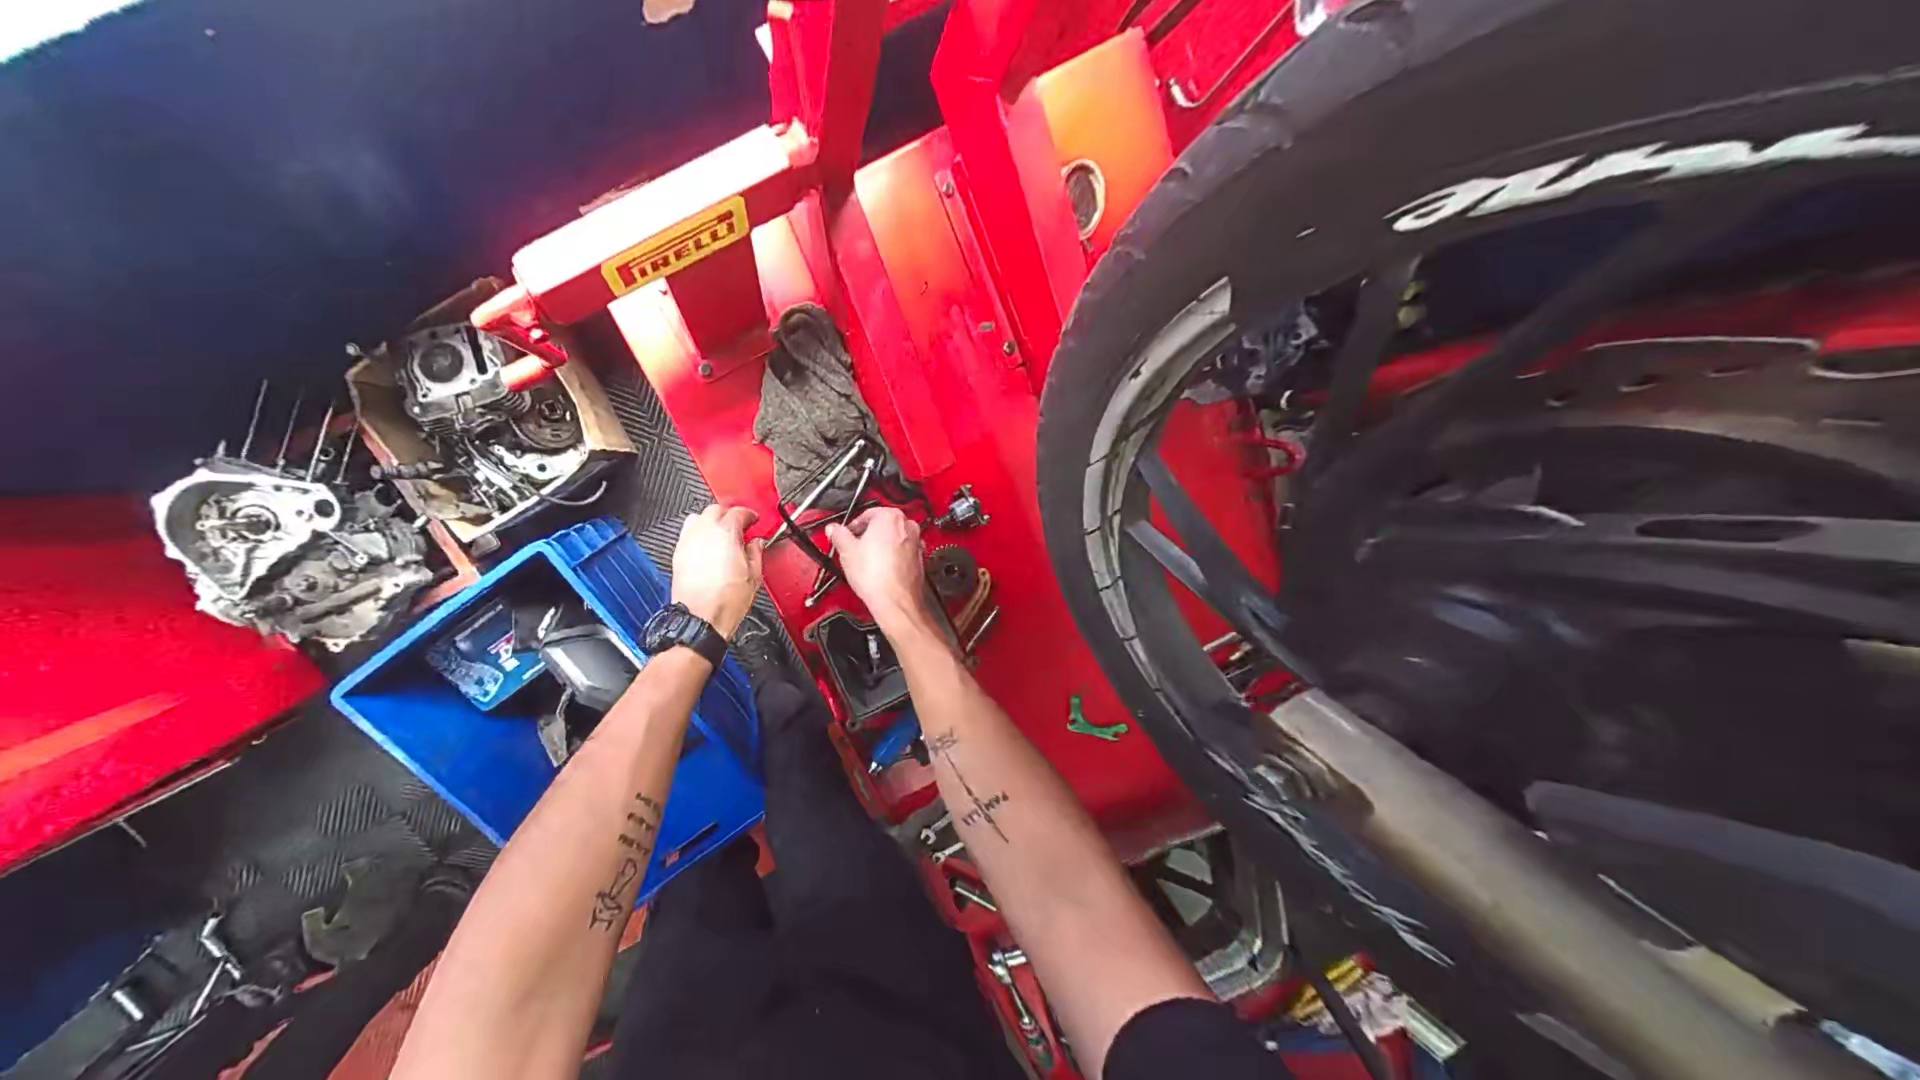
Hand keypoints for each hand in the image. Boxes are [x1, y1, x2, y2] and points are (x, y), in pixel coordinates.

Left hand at [671, 504, 763, 638]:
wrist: (701, 619)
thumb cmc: (725, 601)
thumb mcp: (754, 576)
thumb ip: (756, 553)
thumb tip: (756, 544)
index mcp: (726, 533)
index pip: (738, 512)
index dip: (749, 515)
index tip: (753, 521)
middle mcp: (703, 533)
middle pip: (715, 510)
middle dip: (729, 515)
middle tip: (740, 526)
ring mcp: (687, 542)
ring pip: (697, 518)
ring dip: (711, 521)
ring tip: (721, 534)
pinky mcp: (678, 554)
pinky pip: (688, 534)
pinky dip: (698, 535)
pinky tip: (707, 547)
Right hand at [824, 507, 931, 635]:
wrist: (895, 601)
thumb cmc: (877, 576)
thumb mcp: (847, 551)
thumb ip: (839, 535)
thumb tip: (834, 530)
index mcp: (890, 517)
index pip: (867, 514)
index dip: (853, 526)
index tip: (846, 535)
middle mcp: (907, 526)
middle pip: (882, 525)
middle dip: (868, 535)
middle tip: (854, 547)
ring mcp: (916, 542)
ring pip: (894, 538)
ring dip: (881, 546)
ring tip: (867, 560)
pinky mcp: (919, 559)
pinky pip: (902, 552)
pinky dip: (892, 557)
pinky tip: (881, 569)